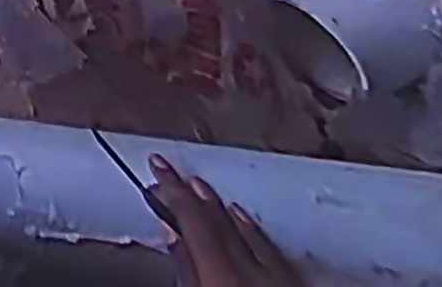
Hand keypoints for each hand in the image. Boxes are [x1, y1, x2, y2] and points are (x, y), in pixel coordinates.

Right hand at [148, 156, 303, 286]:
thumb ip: (186, 273)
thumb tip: (173, 240)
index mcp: (223, 274)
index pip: (193, 217)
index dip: (172, 186)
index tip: (158, 166)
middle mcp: (255, 273)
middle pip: (219, 220)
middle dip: (192, 193)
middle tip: (172, 172)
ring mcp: (283, 284)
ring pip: (247, 233)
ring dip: (221, 209)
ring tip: (203, 189)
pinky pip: (273, 252)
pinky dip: (253, 231)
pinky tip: (245, 220)